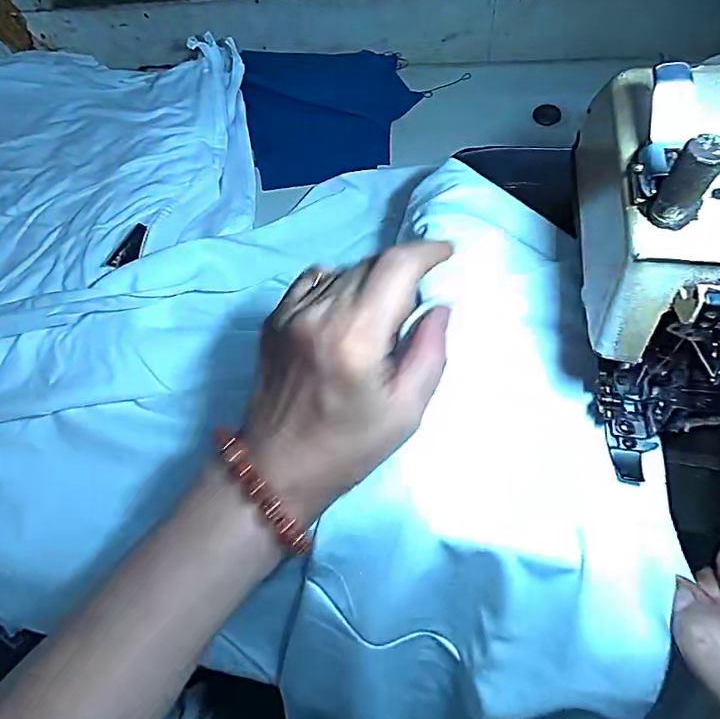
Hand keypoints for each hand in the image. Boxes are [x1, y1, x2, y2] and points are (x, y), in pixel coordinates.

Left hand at [240, 241, 453, 520]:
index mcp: (356, 337)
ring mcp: (290, 312)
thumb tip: (439, 306)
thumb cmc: (350, 447)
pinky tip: (345, 312)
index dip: (426, 251)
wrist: (277, 467)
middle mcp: (320, 314)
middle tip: (414, 306)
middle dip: (403, 271)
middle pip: (371, 264)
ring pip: (344, 271)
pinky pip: (314, 280)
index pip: (395, 267)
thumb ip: (430, 352)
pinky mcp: (273, 318)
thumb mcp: (407, 411)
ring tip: (378, 317)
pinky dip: (339, 284)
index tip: (446, 253)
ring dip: (371, 280)